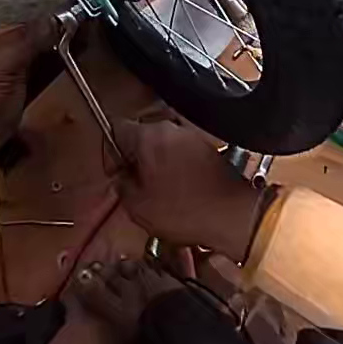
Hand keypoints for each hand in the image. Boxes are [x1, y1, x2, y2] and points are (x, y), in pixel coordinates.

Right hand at [112, 118, 271, 261]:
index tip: (116, 172)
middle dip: (133, 157)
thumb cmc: (185, 210)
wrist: (232, 216)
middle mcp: (168, 127)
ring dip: (154, 162)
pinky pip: (179, 150)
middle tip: (134, 183)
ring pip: (160, 143)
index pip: (116, 128)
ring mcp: (189, 135)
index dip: (110, 152)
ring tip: (157, 189)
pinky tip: (177, 189)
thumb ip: (121, 186)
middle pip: (138, 134)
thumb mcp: (138, 207)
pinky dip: (173, 165)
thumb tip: (121, 179)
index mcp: (148, 135)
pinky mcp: (205, 147)